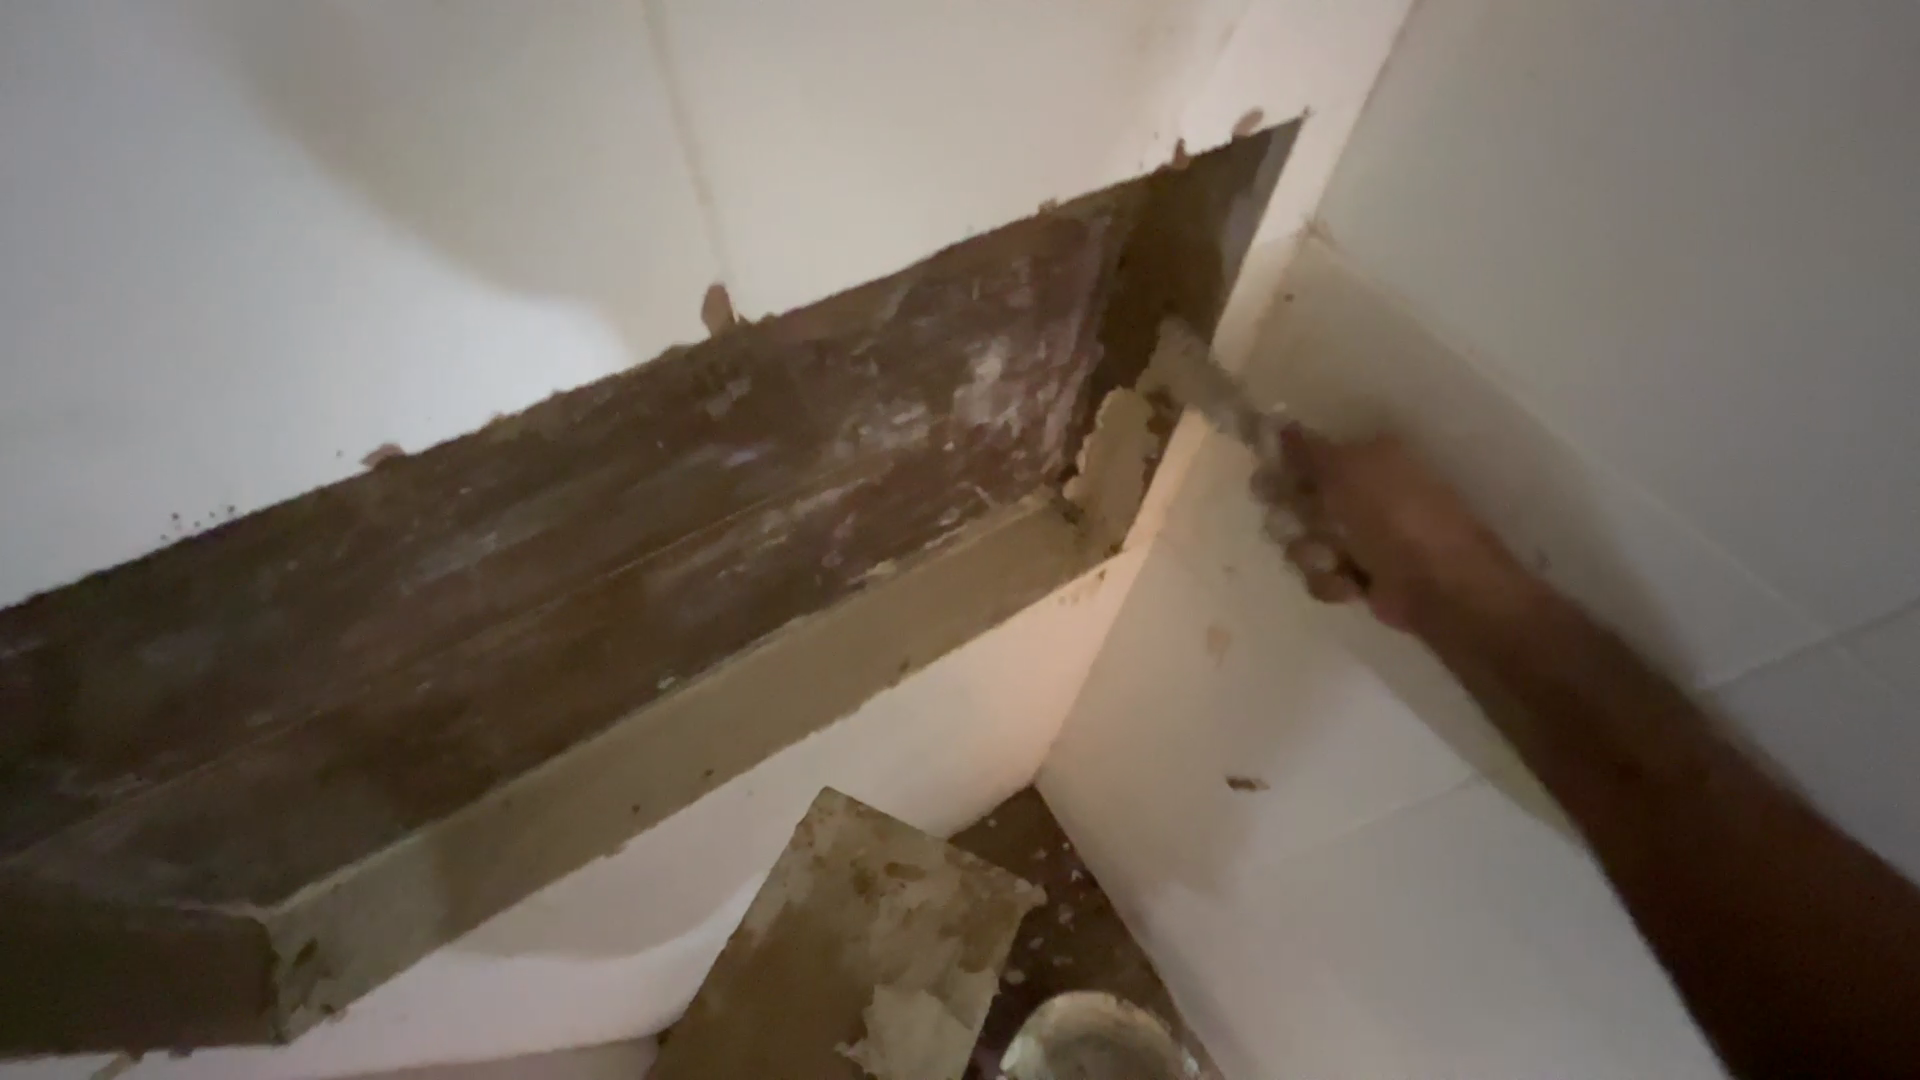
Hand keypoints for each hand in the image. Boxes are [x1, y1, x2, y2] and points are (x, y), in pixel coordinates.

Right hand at [1252, 426, 1528, 633]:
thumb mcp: (1347, 469)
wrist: (1439, 585)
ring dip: (1310, 552)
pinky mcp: (1355, 574)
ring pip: (1300, 539)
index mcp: (1366, 457)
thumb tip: (1275, 421)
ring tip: (1332, 560)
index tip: (1266, 481)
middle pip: (1295, 499)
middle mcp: (1360, 493)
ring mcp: (1357, 536)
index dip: (1282, 468)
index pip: (1307, 456)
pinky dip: (1329, 580)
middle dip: (1290, 515)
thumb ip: (1305, 449)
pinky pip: (1316, 573)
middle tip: (1293, 522)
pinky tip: (1350, 584)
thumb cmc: (1395, 516)